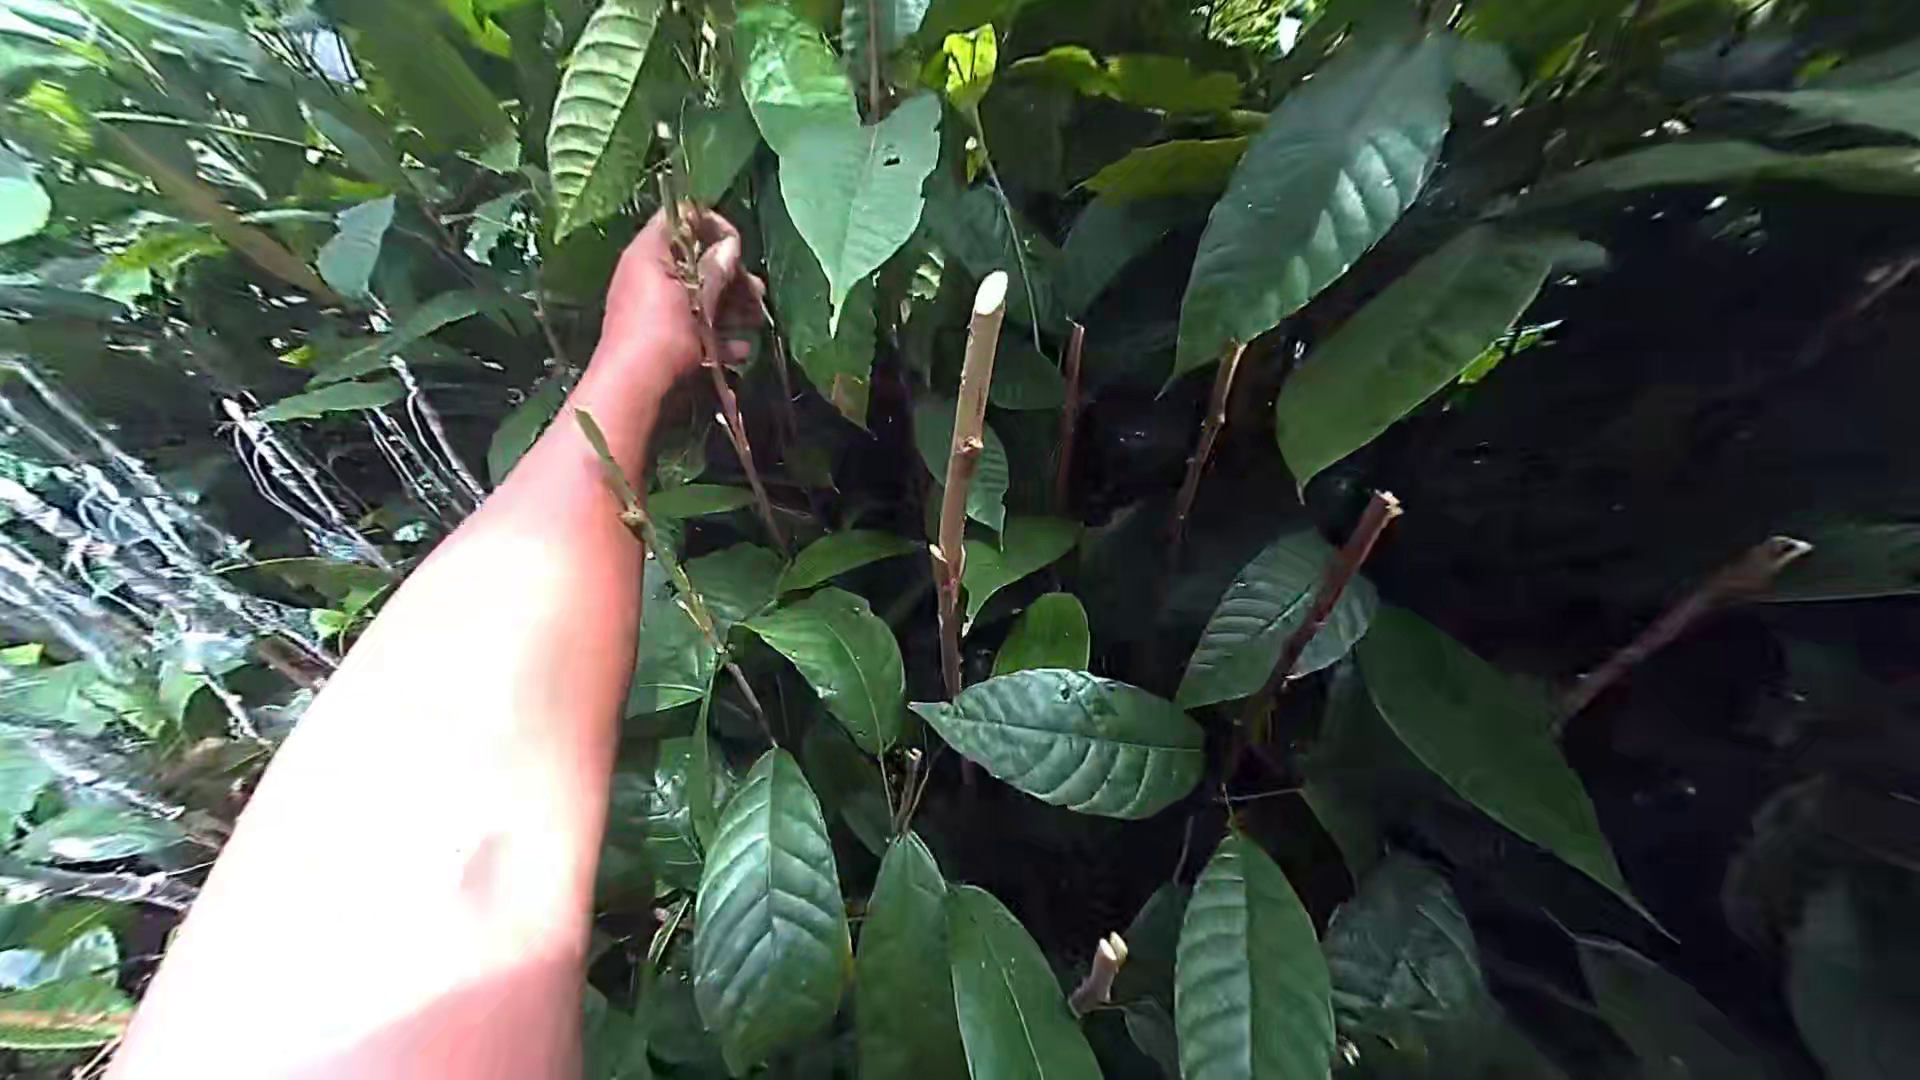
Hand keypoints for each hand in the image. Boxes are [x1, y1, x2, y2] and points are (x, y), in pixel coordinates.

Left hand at [593, 204, 766, 385]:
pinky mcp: (668, 337)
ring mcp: (660, 308)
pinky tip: (742, 349)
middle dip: (733, 277)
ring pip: (704, 298)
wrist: (634, 383)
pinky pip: (699, 329)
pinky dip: (721, 336)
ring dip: (734, 308)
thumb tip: (731, 246)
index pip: (680, 219)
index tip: (738, 245)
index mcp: (651, 254)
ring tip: (758, 320)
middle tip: (758, 293)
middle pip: (699, 264)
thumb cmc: (660, 333)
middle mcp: (653, 275)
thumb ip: (714, 269)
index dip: (711, 226)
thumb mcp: (694, 297)